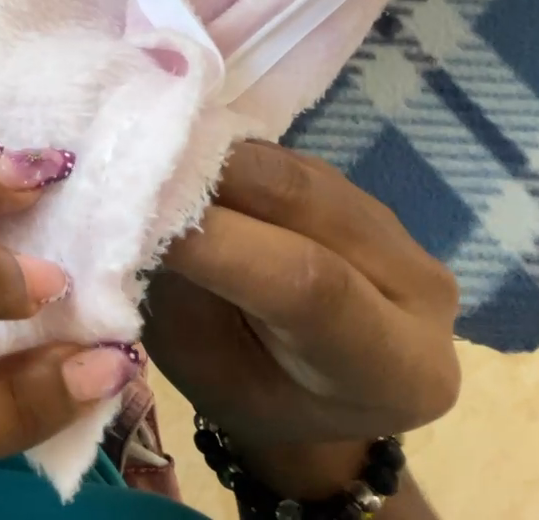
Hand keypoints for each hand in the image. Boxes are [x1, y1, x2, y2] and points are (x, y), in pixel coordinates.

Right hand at [141, 141, 460, 498]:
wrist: (304, 389)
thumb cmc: (240, 386)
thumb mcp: (198, 359)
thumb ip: (175, 284)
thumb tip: (123, 208)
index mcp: (393, 364)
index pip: (307, 282)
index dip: (213, 239)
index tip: (128, 213)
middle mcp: (415, 287)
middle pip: (301, 200)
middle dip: (201, 172)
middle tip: (125, 162)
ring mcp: (391, 227)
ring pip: (286, 165)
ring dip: (205, 151)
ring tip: (141, 153)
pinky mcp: (354, 189)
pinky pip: (281, 155)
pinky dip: (218, 148)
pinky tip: (175, 151)